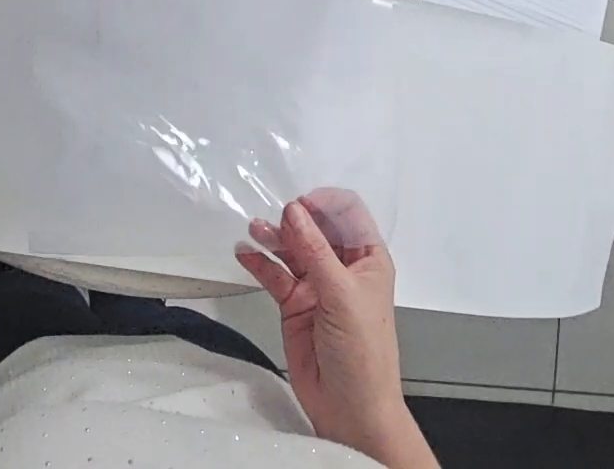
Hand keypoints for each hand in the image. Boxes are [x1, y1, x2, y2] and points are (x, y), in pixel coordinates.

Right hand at [236, 191, 436, 468]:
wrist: (350, 410)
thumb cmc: (364, 353)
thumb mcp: (342, 295)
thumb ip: (315, 251)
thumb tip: (294, 211)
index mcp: (368, 258)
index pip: (348, 213)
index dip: (326, 203)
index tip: (301, 204)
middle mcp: (342, 266)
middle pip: (316, 228)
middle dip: (295, 219)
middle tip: (275, 219)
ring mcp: (317, 284)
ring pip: (292, 249)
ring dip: (274, 237)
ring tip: (255, 229)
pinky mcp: (295, 304)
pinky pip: (275, 275)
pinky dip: (260, 263)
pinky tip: (245, 253)